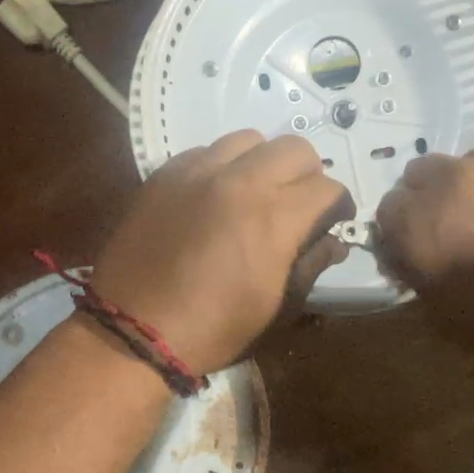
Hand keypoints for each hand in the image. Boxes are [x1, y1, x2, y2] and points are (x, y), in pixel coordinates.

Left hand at [90, 131, 352, 372]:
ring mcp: (197, 171)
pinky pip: (205, 151)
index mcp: (275, 217)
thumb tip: (333, 242)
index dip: (338, 206)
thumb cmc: (214, 330)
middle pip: (294, 148)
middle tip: (300, 203)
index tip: (333, 222)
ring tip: (256, 192)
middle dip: (308, 174)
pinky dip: (222, 166)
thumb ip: (310, 266)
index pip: (327, 189)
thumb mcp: (277, 309)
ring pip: (249, 140)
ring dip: (264, 162)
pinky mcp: (164, 174)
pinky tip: (215, 195)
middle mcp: (240, 180)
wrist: (134, 332)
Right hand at [375, 138, 473, 375]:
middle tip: (464, 230)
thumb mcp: (447, 316)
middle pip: (422, 173)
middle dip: (434, 198)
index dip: (404, 230)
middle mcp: (450, 179)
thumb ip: (418, 273)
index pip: (387, 210)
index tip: (423, 249)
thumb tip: (410, 254)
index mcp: (417, 224)